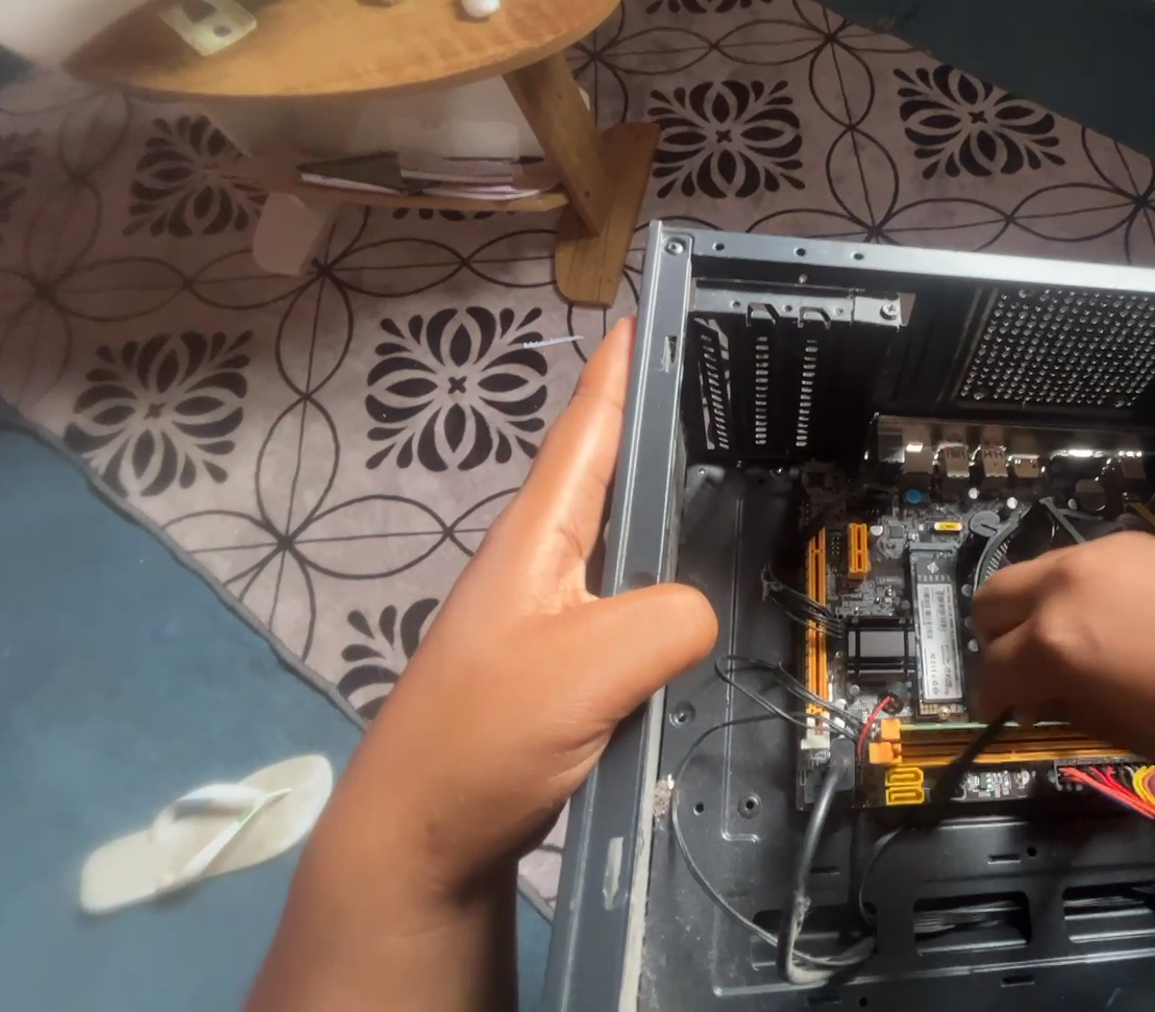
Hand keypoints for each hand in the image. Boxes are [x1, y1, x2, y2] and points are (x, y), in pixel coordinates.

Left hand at [313, 317, 716, 900]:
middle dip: (658, 424)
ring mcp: (560, 610)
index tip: (648, 319)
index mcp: (540, 536)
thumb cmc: (485, 735)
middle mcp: (549, 559)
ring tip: (728, 478)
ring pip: (629, 538)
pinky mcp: (575, 657)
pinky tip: (702, 582)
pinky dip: (674, 574)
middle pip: (611, 472)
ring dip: (670, 502)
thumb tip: (700, 609)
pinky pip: (639, 596)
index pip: (586, 431)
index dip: (618, 373)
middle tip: (720, 395)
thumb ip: (667, 619)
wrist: (426, 835)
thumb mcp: (588, 666)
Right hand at [970, 532, 1154, 789]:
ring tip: (1086, 647)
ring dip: (1040, 610)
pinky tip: (1138, 623)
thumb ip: (1073, 706)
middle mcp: (1071, 581)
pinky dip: (1088, 594)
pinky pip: (1094, 565)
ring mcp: (1112, 553)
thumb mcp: (1135, 734)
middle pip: (992, 598)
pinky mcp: (1152, 541)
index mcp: (1058, 639)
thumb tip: (1047, 695)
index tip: (1003, 712)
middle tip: (1028, 673)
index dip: (989, 699)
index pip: (989, 670)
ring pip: (1041, 573)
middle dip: (996, 640)